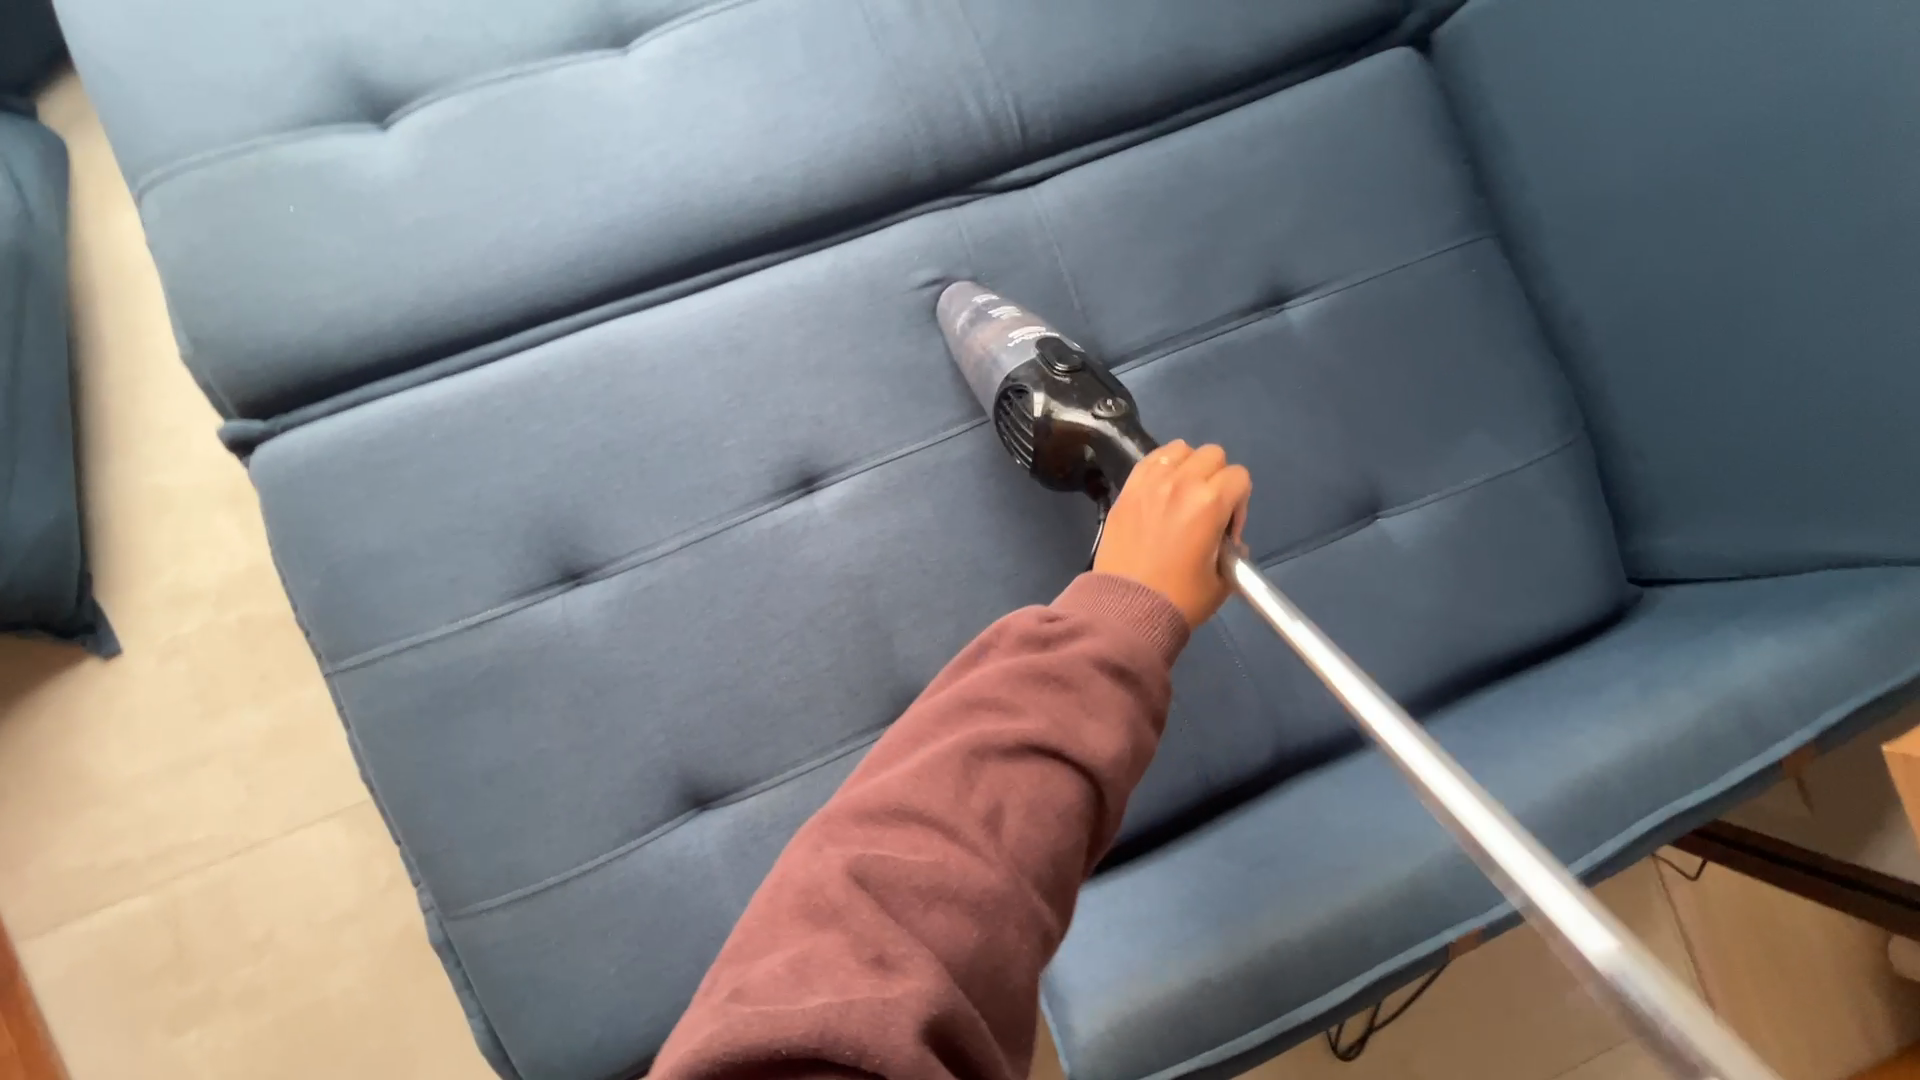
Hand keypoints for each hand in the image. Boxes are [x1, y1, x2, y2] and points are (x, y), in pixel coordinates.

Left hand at [1093, 440, 1251, 628]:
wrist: (1126, 609)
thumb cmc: (1179, 599)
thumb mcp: (1222, 581)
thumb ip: (1232, 553)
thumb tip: (1228, 542)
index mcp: (1210, 502)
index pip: (1239, 477)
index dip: (1240, 503)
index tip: (1226, 531)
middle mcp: (1180, 483)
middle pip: (1211, 455)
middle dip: (1217, 478)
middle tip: (1207, 510)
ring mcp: (1149, 483)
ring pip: (1179, 449)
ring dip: (1188, 466)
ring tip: (1182, 496)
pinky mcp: (1126, 491)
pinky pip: (1149, 460)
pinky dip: (1161, 466)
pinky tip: (1161, 489)